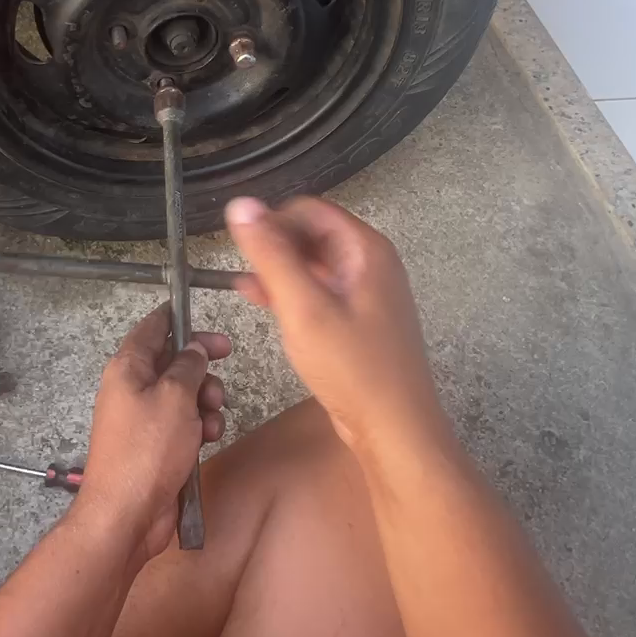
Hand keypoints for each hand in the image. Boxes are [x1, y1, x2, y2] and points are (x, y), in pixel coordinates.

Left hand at [74, 303, 229, 561]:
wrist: (127, 515)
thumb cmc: (148, 448)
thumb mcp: (175, 397)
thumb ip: (189, 365)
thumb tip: (194, 348)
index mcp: (128, 367)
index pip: (152, 327)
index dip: (178, 318)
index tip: (205, 316)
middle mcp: (132, 387)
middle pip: (173, 359)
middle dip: (201, 363)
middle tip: (226, 358)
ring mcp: (144, 418)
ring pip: (184, 392)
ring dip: (205, 399)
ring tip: (213, 415)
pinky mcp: (157, 445)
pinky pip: (184, 423)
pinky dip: (199, 425)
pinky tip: (209, 438)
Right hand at [224, 196, 444, 455]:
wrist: (394, 430)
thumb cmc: (353, 369)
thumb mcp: (303, 307)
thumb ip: (271, 254)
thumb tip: (242, 206)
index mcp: (365, 249)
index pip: (309, 209)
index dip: (272, 221)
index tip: (242, 245)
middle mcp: (370, 263)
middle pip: (312, 233)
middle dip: (274, 245)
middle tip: (241, 267)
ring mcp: (365, 291)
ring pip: (312, 262)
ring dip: (279, 269)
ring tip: (245, 285)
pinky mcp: (357, 318)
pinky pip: (319, 289)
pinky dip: (291, 291)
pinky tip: (264, 302)